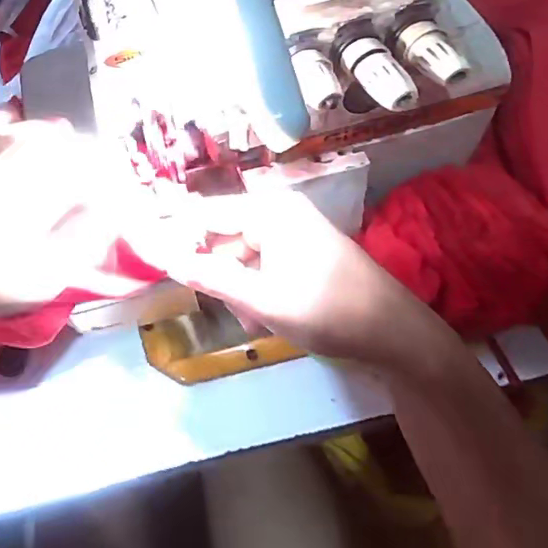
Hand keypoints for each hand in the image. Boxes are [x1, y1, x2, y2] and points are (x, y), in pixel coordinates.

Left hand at [0, 113, 149, 331]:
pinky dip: (15, 139)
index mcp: (59, 172)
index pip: (105, 171)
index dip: (111, 194)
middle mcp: (32, 140)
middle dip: (83, 172)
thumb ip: (86, 239)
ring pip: (41, 130)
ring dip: (52, 152)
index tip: (104, 217)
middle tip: (74, 205)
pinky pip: (4, 124)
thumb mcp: (45, 276)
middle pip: (76, 146)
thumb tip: (104, 214)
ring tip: (42, 183)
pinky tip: (4, 161)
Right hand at [142, 189, 460, 372]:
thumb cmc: (330, 313)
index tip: (148, 253)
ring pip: (241, 256)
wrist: (400, 336)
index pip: (203, 214)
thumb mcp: (264, 300)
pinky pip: (263, 263)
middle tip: (223, 306)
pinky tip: (269, 316)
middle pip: (222, 236)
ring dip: (238, 287)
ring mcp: (293, 231)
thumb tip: (169, 260)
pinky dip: (258, 289)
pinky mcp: (303, 251)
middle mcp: (279, 212)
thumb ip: (213, 278)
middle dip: (217, 273)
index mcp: (269, 211)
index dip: (174, 234)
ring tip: (254, 320)